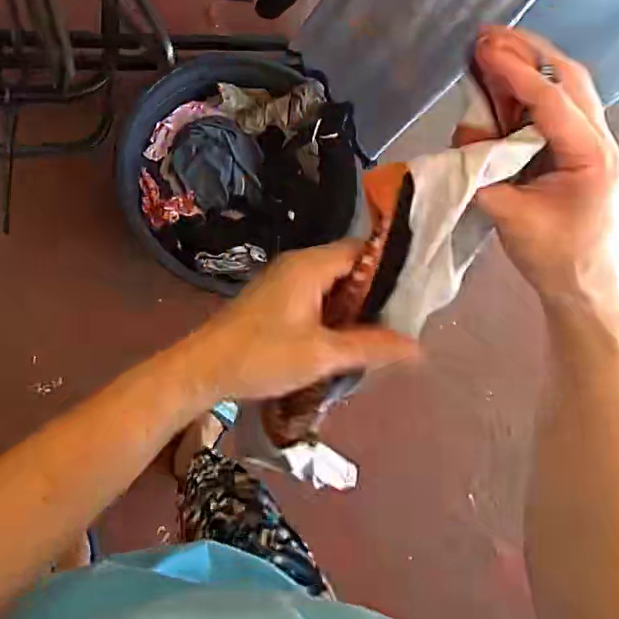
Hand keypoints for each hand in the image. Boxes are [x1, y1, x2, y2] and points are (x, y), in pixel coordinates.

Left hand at [184, 241, 419, 402]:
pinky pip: (316, 294)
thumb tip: (416, 346)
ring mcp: (284, 279)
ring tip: (378, 332)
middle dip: (374, 291)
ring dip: (353, 305)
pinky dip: (334, 311)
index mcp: (309, 265)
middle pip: (348, 265)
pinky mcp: (275, 297)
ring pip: (332, 282)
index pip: (361, 250)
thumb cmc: (261, 356)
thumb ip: (369, 346)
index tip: (413, 293)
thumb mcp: (320, 355)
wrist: (202, 368)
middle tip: (400, 319)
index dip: (389, 268)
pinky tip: (344, 338)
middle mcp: (298, 263)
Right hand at [471, 26, 618, 336]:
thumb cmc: (559, 261)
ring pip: (569, 89)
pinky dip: (532, 90)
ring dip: (531, 66)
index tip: (484, 49)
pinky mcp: (583, 154)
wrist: (594, 296)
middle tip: (487, 34)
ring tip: (492, 49)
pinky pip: (559, 109)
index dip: (516, 72)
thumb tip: (463, 141)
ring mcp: (596, 146)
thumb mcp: (511, 218)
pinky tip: (506, 85)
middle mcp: (601, 142)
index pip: (552, 101)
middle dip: (529, 52)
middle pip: (570, 80)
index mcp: (592, 156)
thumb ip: (483, 174)